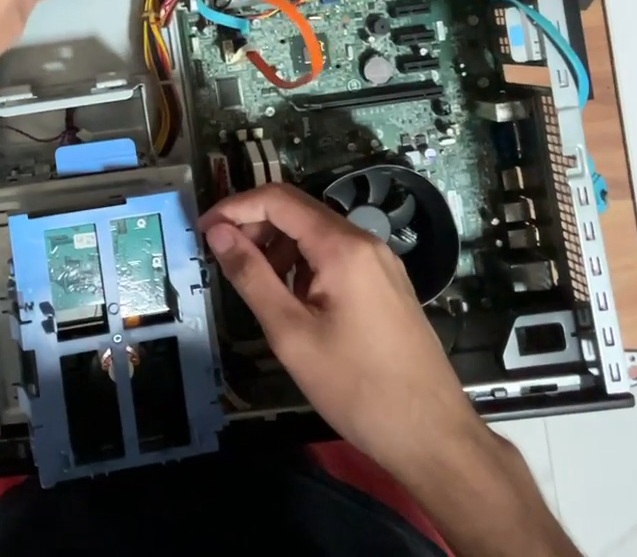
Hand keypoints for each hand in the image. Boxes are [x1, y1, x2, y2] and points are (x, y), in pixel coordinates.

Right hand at [200, 183, 484, 464]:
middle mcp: (365, 243)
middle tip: (220, 255)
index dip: (234, 207)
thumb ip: (251, 276)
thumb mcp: (290, 333)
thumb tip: (217, 233)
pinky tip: (290, 298)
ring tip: (252, 281)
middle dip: (253, 224)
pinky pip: (335, 255)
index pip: (278, 199)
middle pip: (298, 210)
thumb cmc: (356, 387)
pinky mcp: (386, 284)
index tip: (202, 229)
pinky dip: (303, 263)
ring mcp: (380, 263)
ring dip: (277, 245)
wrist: (434, 437)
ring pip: (316, 233)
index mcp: (342, 247)